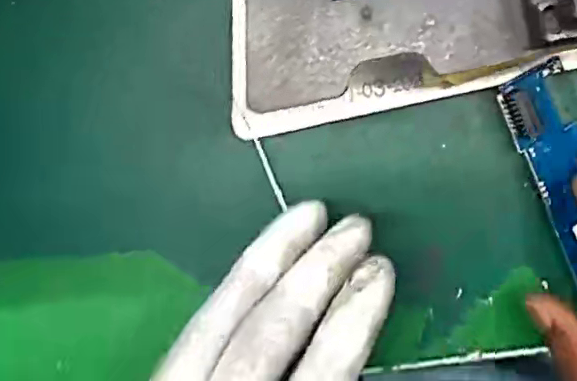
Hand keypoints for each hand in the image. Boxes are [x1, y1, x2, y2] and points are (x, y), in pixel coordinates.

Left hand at [154, 202, 394, 380]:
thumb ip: (329, 373)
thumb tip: (357, 316)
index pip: (316, 377)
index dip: (352, 320)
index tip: (382, 269)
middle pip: (264, 337)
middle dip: (316, 273)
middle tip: (358, 225)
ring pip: (216, 320)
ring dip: (271, 257)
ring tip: (310, 212)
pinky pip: (194, 329)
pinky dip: (233, 286)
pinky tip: (259, 262)